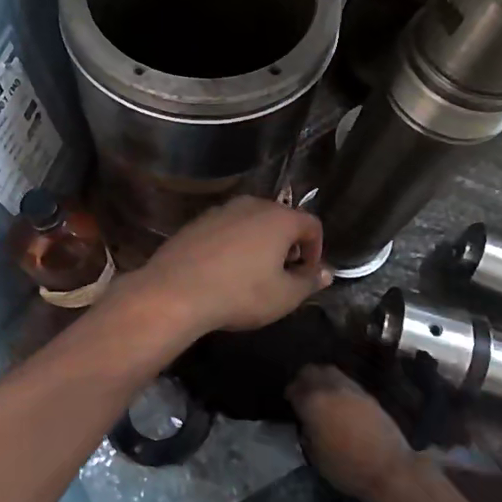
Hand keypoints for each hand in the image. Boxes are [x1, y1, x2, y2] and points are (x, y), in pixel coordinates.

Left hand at [122, 196, 329, 337]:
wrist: (175, 292)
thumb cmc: (240, 294)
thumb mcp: (284, 296)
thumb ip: (309, 282)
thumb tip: (326, 273)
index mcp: (280, 218)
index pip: (312, 225)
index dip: (316, 251)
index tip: (307, 276)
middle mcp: (252, 205)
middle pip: (281, 220)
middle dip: (288, 245)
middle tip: (282, 275)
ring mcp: (221, 210)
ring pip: (252, 223)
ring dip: (259, 244)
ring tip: (252, 274)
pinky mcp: (197, 222)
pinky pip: (227, 230)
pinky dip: (233, 245)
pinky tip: (223, 271)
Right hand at [287, 364, 420, 501]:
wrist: (389, 468)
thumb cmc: (347, 468)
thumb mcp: (316, 456)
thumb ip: (307, 432)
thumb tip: (307, 423)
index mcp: (314, 403)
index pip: (294, 389)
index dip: (289, 394)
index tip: (288, 400)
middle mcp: (331, 389)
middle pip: (311, 371)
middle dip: (303, 379)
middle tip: (301, 392)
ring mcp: (351, 388)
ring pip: (330, 371)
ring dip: (321, 378)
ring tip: (320, 393)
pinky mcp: (367, 394)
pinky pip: (345, 380)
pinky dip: (336, 384)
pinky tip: (338, 398)